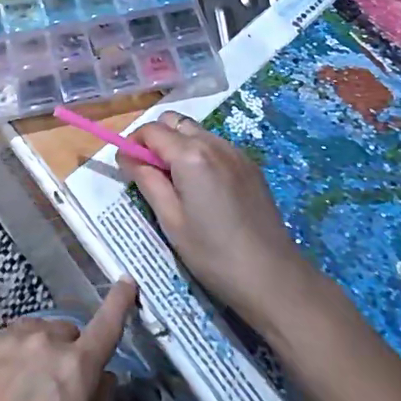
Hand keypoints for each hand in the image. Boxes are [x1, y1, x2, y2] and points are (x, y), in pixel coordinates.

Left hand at [0, 279, 138, 400]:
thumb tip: (104, 376)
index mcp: (77, 368)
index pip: (106, 326)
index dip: (119, 303)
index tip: (127, 281)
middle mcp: (44, 342)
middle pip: (67, 332)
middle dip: (69, 351)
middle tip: (58, 385)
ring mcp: (9, 339)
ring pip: (35, 330)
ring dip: (39, 347)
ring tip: (26, 384)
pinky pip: (6, 338)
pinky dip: (11, 352)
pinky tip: (1, 383)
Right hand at [120, 113, 318, 330]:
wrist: (274, 278)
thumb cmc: (213, 254)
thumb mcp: (171, 220)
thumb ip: (147, 180)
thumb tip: (127, 156)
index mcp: (190, 154)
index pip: (151, 130)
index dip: (133, 143)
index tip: (126, 166)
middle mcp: (214, 143)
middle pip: (174, 121)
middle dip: (156, 139)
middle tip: (150, 173)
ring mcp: (236, 152)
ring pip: (196, 131)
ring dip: (178, 145)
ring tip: (177, 184)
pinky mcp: (250, 165)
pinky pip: (216, 146)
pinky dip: (200, 154)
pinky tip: (204, 189)